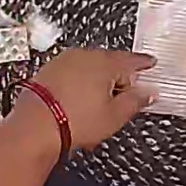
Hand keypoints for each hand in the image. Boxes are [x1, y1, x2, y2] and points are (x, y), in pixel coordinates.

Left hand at [12, 49, 155, 152]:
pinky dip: (81, 83)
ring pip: (90, 67)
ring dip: (99, 80)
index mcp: (105, 63)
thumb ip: (136, 100)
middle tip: (127, 91)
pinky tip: (81, 101)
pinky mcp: (49, 71)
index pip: (131, 60)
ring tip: (101, 103)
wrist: (35, 128)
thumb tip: (149, 92)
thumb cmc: (73, 121)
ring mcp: (64, 62)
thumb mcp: (115, 115)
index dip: (143, 63)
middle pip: (110, 62)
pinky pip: (73, 73)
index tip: (150, 63)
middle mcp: (84, 57)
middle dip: (120, 75)